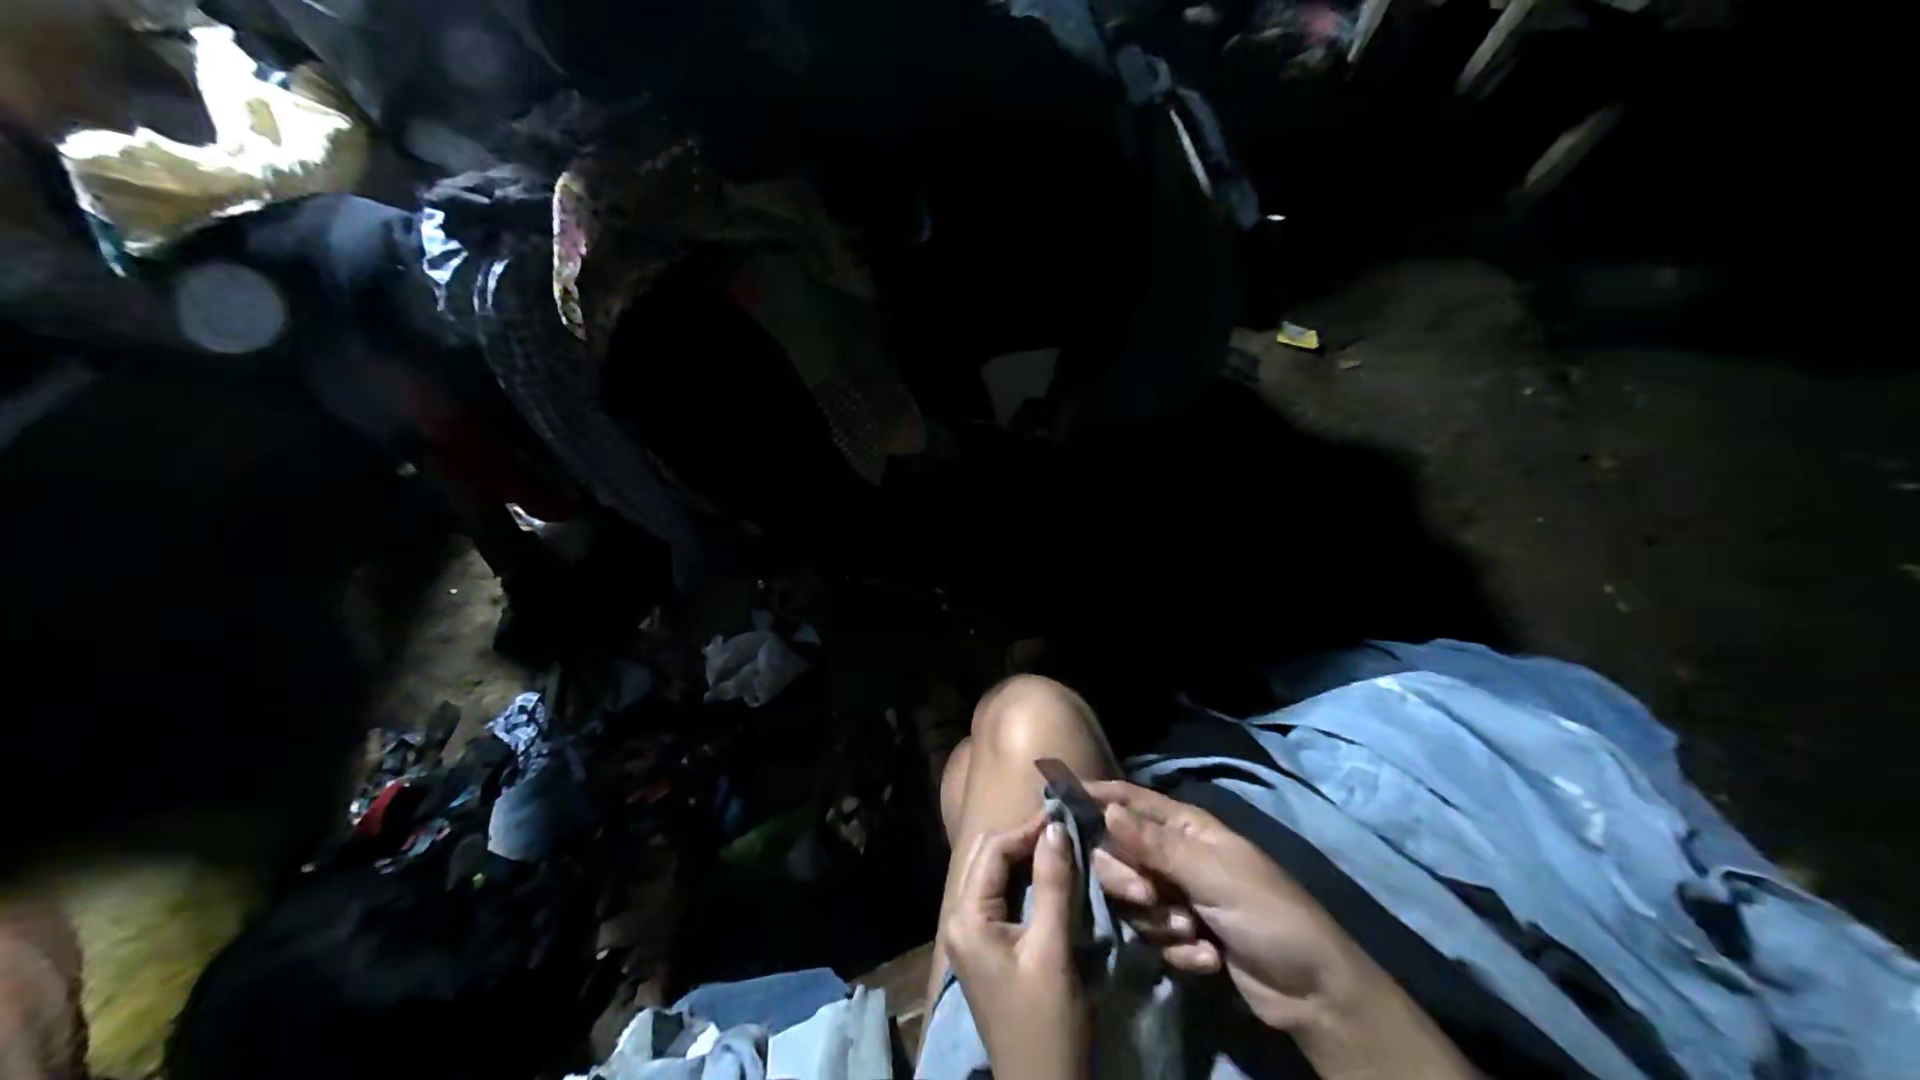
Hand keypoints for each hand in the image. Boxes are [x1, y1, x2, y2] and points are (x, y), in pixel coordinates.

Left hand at [941, 813, 1088, 1079]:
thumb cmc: (1047, 1021)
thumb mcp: (1053, 949)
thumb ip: (1052, 883)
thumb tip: (1056, 826)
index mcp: (966, 918)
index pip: (992, 851)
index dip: (1027, 829)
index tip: (1064, 816)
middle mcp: (959, 920)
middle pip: (988, 859)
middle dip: (1024, 840)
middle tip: (1064, 832)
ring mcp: (971, 936)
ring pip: (995, 876)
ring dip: (1026, 860)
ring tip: (1062, 848)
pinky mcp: (987, 948)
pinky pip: (1002, 898)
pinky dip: (1025, 882)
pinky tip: (1052, 878)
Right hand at [1086, 782, 1477, 1079]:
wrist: (1314, 992)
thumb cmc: (1267, 914)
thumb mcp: (1212, 873)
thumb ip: (1154, 843)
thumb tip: (1106, 809)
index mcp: (1186, 827)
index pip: (1129, 800)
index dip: (1094, 796)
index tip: (1055, 798)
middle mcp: (1175, 855)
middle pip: (1120, 854)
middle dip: (1129, 880)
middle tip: (1151, 897)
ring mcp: (1178, 895)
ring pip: (1132, 899)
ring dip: (1158, 922)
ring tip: (1193, 934)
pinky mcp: (1182, 934)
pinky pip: (1152, 934)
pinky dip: (1177, 949)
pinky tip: (1207, 958)